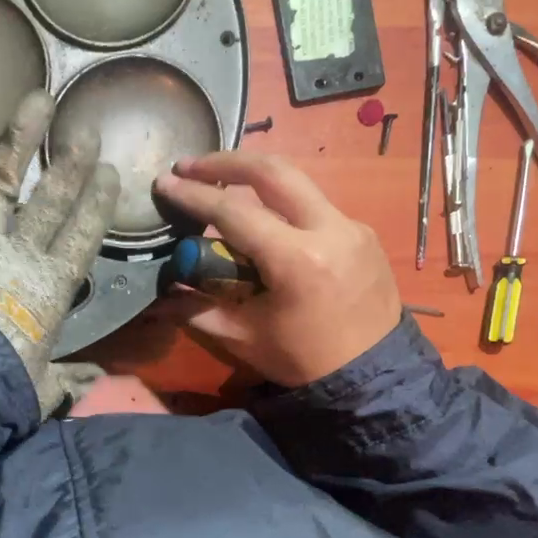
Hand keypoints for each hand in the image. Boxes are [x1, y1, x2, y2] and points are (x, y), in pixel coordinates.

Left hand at [0, 91, 120, 415]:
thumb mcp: (33, 393)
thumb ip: (65, 381)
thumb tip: (96, 381)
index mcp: (47, 291)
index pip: (82, 237)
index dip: (96, 204)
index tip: (108, 174)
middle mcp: (15, 255)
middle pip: (48, 201)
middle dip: (69, 164)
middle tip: (85, 132)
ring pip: (1, 180)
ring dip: (19, 140)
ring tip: (36, 101)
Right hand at [152, 152, 401, 386]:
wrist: (372, 375)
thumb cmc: (301, 360)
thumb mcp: (241, 337)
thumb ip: (197, 307)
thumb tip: (166, 287)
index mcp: (297, 259)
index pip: (235, 212)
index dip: (194, 196)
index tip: (165, 183)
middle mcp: (329, 229)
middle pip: (273, 172)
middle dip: (226, 162)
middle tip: (190, 165)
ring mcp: (350, 225)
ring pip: (296, 182)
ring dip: (252, 177)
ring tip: (217, 183)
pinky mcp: (360, 231)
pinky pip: (313, 205)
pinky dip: (279, 203)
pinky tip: (258, 219)